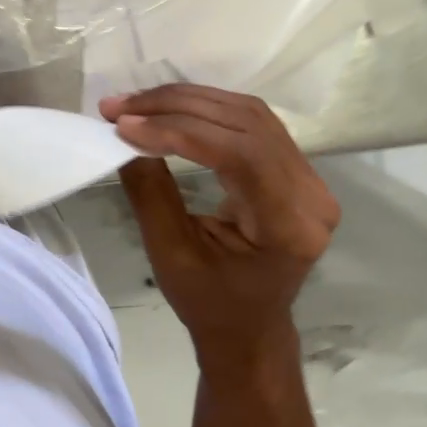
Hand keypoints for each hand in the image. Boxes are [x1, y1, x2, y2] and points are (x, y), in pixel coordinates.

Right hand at [97, 85, 338, 367]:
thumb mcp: (170, 253)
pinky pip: (250, 124)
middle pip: (246, 124)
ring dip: (186, 101)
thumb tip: (124, 139)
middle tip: (117, 107)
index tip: (123, 126)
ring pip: (249, 114)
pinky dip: (203, 109)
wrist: (247, 326)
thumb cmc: (208, 300)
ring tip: (134, 103)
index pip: (239, 154)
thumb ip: (151, 193)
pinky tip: (165, 109)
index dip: (179, 131)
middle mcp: (310, 193)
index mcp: (288, 224)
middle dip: (176, 107)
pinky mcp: (294, 170)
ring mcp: (309, 178)